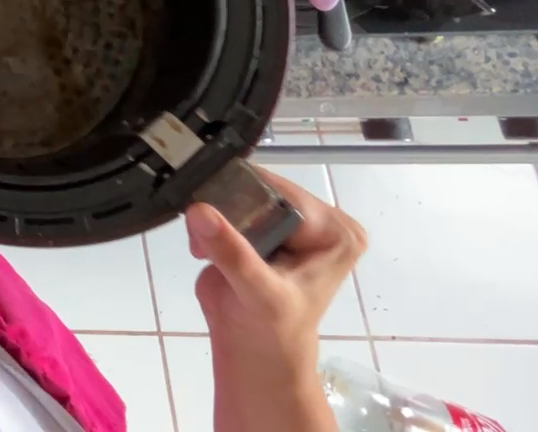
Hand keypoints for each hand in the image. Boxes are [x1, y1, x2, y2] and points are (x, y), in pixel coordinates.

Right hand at [187, 167, 366, 426]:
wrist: (254, 350)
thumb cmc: (271, 328)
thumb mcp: (257, 291)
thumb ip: (232, 253)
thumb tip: (200, 210)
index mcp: (337, 231)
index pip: (279, 191)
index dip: (241, 198)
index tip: (212, 216)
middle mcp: (316, 220)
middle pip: (254, 187)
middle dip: (222, 208)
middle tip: (205, 238)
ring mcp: (286, 221)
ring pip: (233, 191)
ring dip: (209, 216)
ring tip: (204, 248)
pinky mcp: (259, 224)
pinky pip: (222, 202)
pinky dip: (205, 222)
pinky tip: (205, 249)